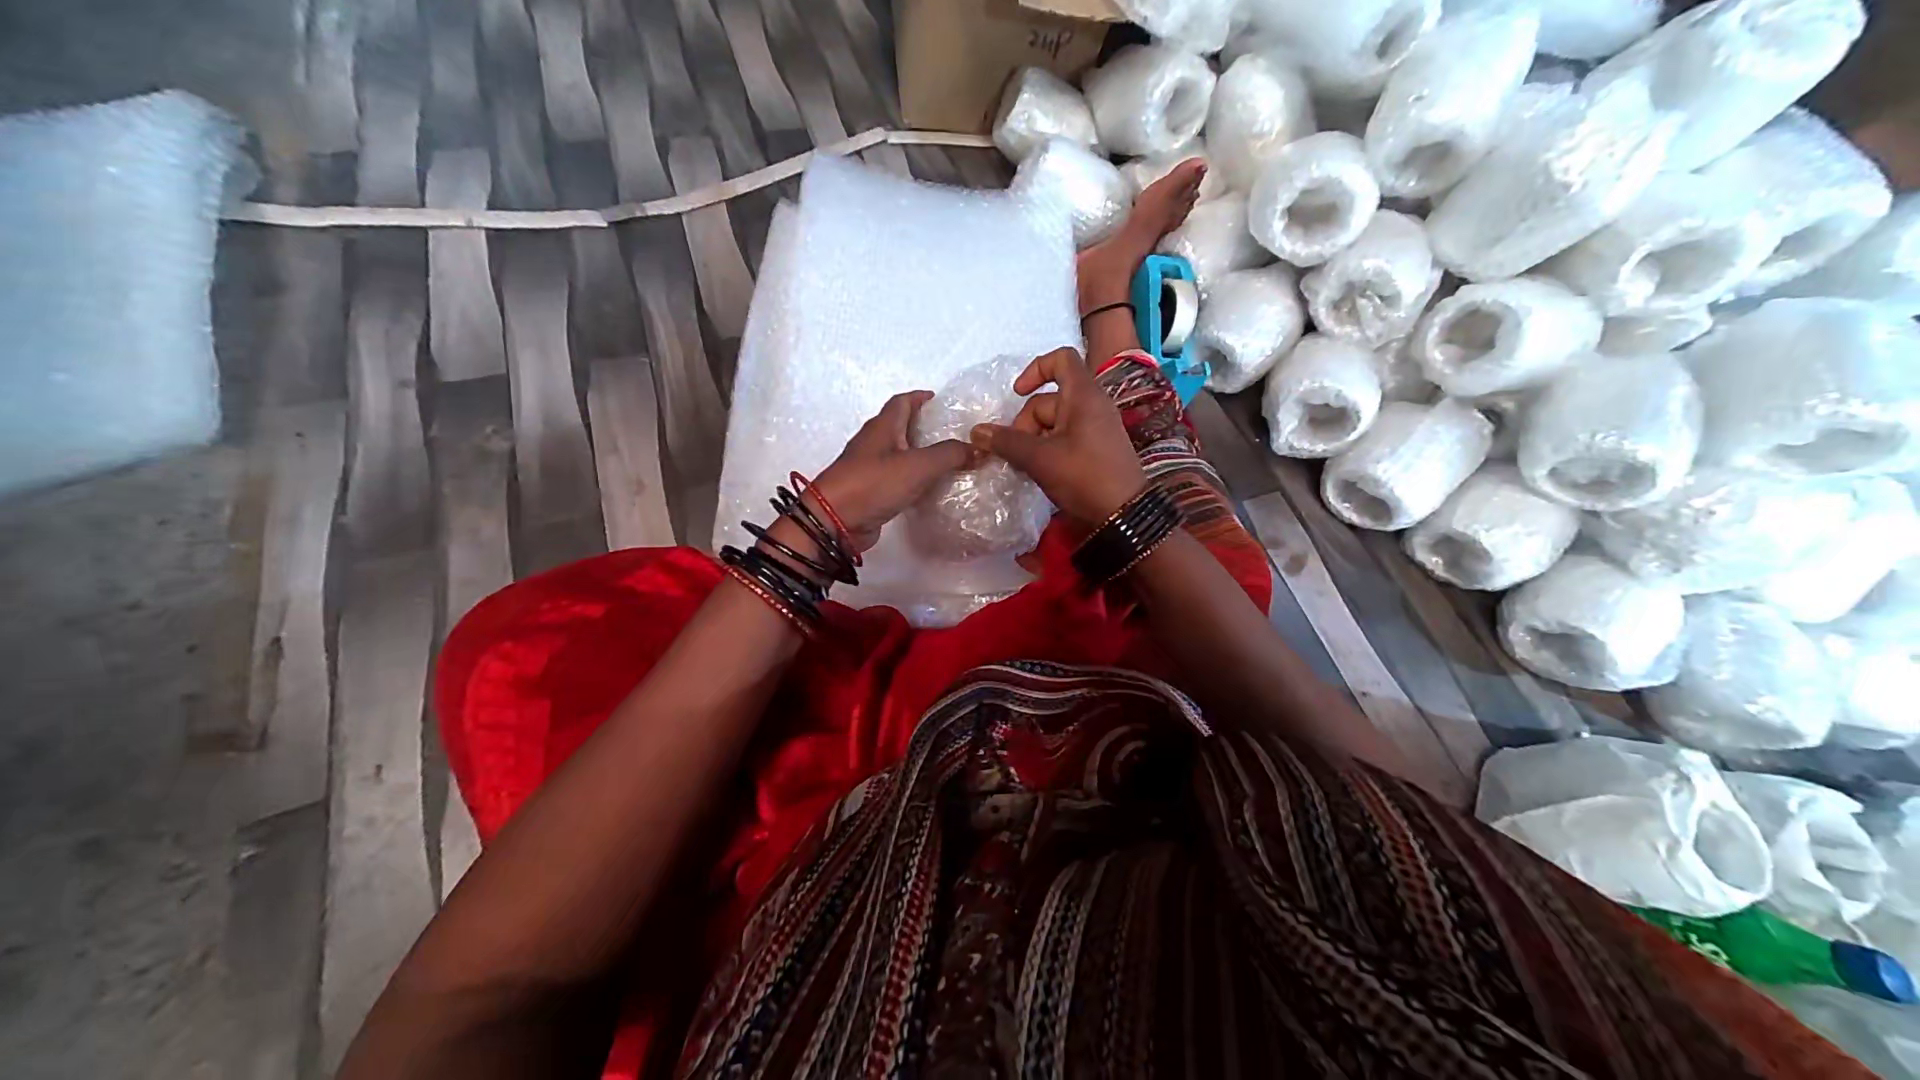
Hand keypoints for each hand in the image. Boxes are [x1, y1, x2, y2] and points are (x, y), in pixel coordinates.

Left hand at [810, 391, 973, 552]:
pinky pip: (896, 479)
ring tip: (949, 461)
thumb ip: (951, 454)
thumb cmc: (874, 483)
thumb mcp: (919, 465)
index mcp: (882, 427)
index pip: (902, 402)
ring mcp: (869, 469)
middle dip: (924, 426)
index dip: (920, 398)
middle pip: (900, 427)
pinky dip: (914, 479)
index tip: (940, 400)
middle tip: (952, 433)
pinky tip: (930, 489)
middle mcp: (874, 443)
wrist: (835, 521)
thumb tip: (979, 449)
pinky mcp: (870, 492)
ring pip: (899, 455)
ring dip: (920, 455)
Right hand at [967, 347, 1147, 524]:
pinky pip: (1064, 438)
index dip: (1035, 369)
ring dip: (1033, 440)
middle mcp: (1091, 405)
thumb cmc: (1084, 477)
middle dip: (1026, 423)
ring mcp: (1095, 428)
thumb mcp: (1040, 459)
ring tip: (1024, 466)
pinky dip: (1047, 448)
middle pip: (1049, 399)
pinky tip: (1037, 470)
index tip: (1017, 394)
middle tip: (1015, 452)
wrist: (1124, 514)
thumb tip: (976, 432)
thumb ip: (1007, 442)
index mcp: (1083, 396)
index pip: (1061, 359)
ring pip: (1053, 422)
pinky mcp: (1095, 448)